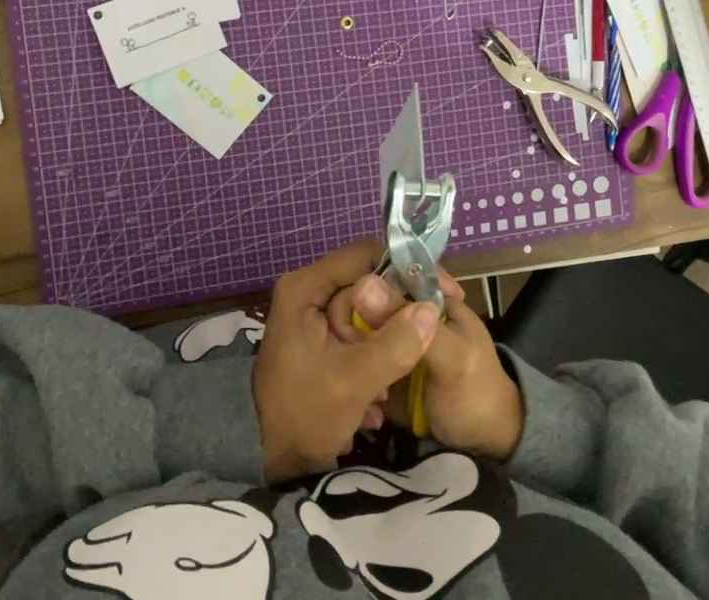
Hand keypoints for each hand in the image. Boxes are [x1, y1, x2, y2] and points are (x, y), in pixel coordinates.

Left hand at [253, 240, 440, 483]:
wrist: (265, 455)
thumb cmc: (303, 414)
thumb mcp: (354, 382)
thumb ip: (393, 345)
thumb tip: (431, 309)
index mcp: (307, 287)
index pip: (367, 254)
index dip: (409, 269)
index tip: (443, 295)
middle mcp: (309, 290)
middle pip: (370, 284)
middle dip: (396, 317)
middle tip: (424, 346)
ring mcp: (314, 314)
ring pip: (369, 312)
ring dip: (386, 345)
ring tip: (391, 385)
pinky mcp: (321, 337)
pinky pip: (359, 333)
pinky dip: (373, 358)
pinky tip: (376, 400)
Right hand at [329, 269, 524, 460]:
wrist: (482, 443)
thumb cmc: (477, 393)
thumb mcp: (451, 358)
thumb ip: (410, 327)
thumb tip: (364, 285)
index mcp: (426, 299)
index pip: (385, 273)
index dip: (360, 280)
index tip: (334, 299)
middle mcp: (404, 315)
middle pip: (363, 301)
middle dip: (343, 317)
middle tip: (329, 340)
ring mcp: (389, 343)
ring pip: (353, 330)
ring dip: (340, 345)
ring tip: (328, 362)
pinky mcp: (378, 370)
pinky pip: (354, 360)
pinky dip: (344, 369)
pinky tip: (332, 378)